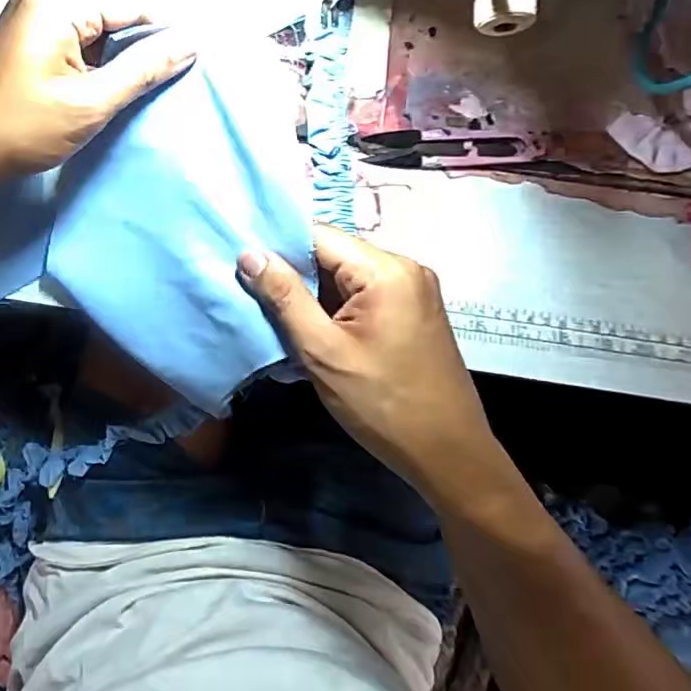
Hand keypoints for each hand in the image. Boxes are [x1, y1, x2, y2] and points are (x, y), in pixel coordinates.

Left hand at [0, 0, 196, 208]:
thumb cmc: (19, 128)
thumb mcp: (91, 102)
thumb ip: (145, 69)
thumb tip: (191, 43)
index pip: (139, 4)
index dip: (170, 35)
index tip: (196, 65)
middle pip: (122, 9)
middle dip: (148, 42)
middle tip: (171, 78)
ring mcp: (36, 12)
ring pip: (105, 25)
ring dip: (127, 54)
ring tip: (145, 85)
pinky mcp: (32, 35)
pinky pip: (85, 35)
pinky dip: (104, 58)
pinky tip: (114, 84)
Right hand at [238, 225, 499, 502]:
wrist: (448, 454)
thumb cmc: (383, 405)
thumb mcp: (323, 352)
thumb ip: (285, 298)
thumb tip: (250, 254)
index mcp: (386, 270)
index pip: (319, 235)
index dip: (277, 248)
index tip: (242, 265)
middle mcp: (404, 268)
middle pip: (333, 255)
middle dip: (293, 277)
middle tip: (253, 298)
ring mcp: (413, 290)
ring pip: (345, 278)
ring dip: (312, 298)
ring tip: (276, 321)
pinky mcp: (413, 312)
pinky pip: (363, 297)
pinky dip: (335, 311)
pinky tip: (310, 336)